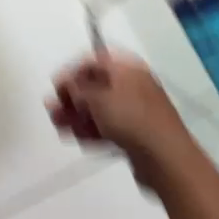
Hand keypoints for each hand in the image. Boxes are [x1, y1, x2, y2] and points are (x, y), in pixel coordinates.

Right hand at [47, 51, 195, 177]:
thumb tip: (66, 83)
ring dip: (78, 115)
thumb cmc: (131, 118)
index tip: (56, 87)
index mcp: (127, 68)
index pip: (95, 61)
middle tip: (52, 110)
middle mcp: (132, 84)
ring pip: (101, 109)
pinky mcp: (136, 133)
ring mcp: (135, 110)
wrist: (166, 158)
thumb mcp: (98, 99)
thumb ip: (77, 89)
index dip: (73, 71)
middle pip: (96, 86)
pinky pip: (109, 127)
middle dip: (72, 97)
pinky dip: (92, 130)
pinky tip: (77, 138)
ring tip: (59, 126)